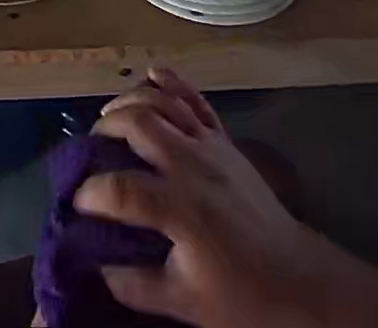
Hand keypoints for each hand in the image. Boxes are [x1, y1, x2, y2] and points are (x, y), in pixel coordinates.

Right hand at [78, 69, 377, 327]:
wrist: (303, 281)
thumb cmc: (245, 297)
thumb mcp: (187, 305)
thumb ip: (135, 285)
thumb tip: (94, 266)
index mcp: (181, 208)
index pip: (120, 189)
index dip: (90, 193)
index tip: (74, 203)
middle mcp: (192, 165)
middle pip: (137, 124)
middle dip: (105, 130)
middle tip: (90, 149)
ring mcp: (211, 145)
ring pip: (163, 102)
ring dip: (130, 101)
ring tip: (109, 116)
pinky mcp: (224, 139)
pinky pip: (196, 100)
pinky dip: (173, 81)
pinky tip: (152, 73)